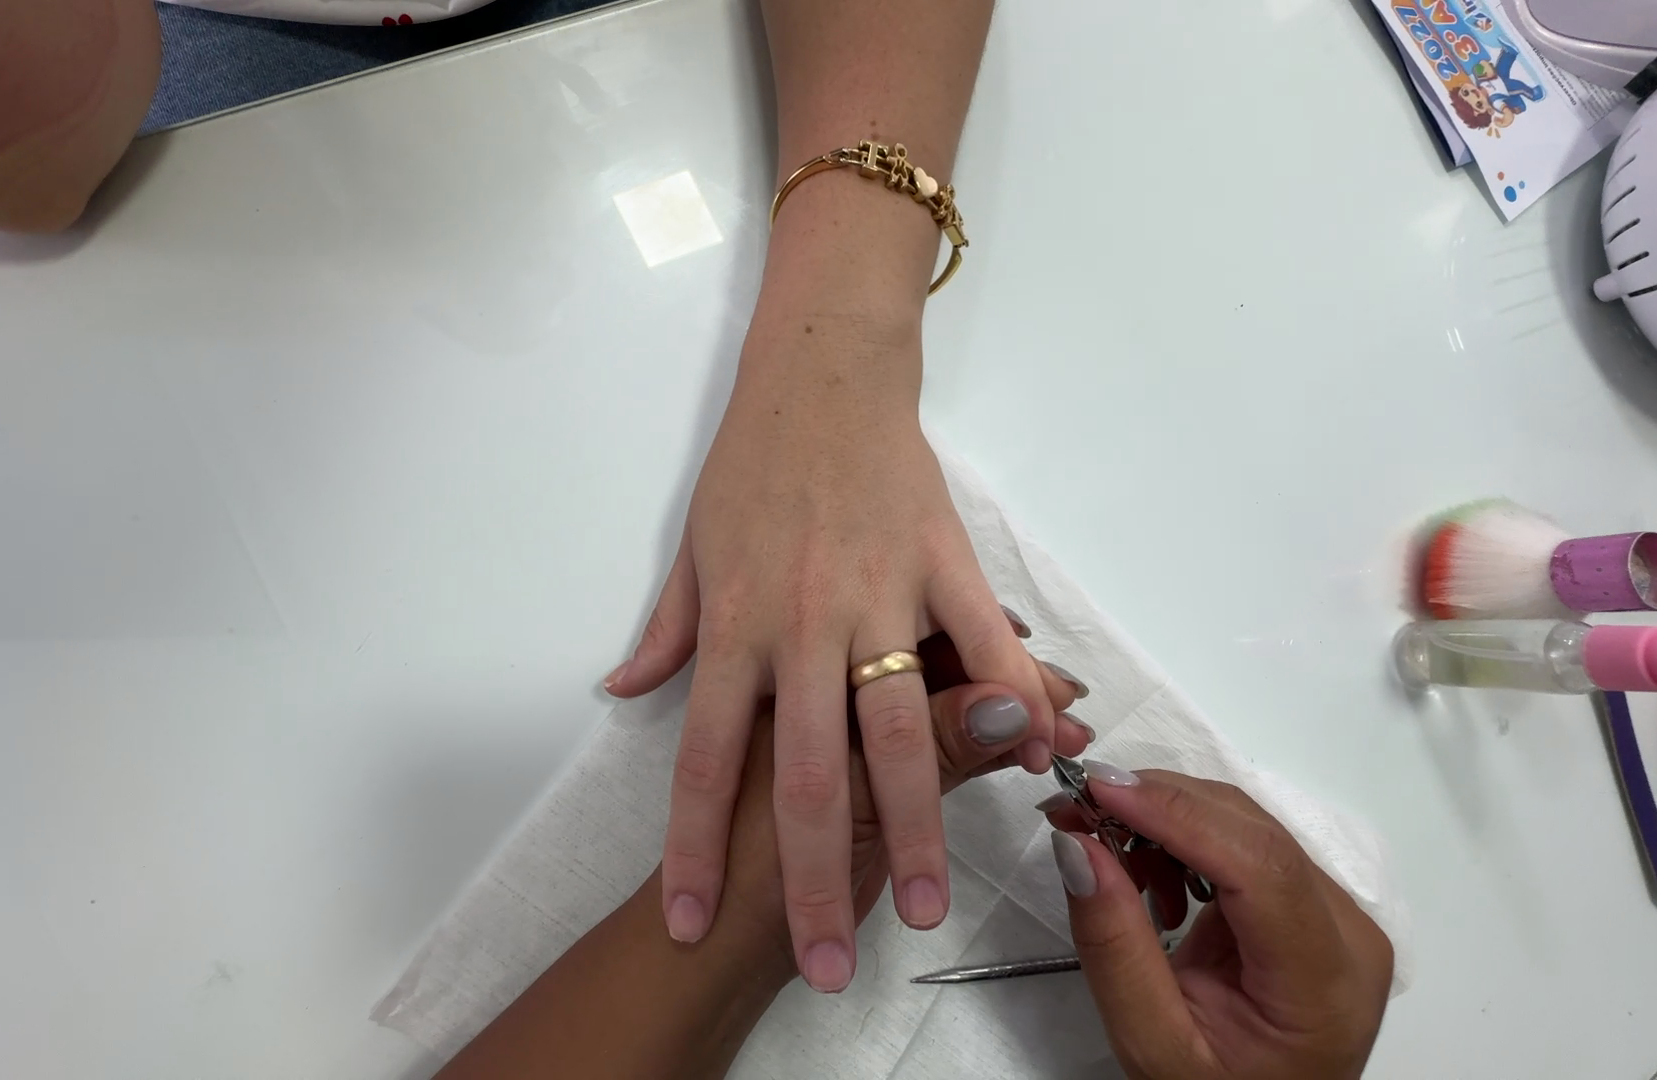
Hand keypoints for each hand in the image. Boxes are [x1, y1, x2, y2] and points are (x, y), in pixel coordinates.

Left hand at [606, 297, 1059, 992]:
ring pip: (901, 728)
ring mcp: (880, 594)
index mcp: (736, 623)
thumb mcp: (692, 543)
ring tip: (926, 903)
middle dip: (814, 877)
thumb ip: (666, 626)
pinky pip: (983, 644)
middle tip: (829, 964)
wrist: (822, 375)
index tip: (689, 922)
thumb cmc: (752, 461)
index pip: (702, 757)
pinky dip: (1012, 703)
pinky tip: (1031, 763)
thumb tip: (626, 691)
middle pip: (807, 771)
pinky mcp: (943, 563)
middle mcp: (803, 623)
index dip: (693, 846)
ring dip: (917, 822)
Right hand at [1044, 770, 1392, 1078]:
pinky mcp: (1306, 894)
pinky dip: (1177, 834)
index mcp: (1322, 981)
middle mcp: (1348, 927)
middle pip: (1248, 828)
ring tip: (1106, 853)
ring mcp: (1332, 906)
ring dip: (1159, 816)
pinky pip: (1235, 834)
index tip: (1095, 787)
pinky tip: (1150, 879)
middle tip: (1072, 807)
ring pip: (1238, 819)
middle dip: (1152, 802)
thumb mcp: (1150, 1042)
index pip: (1259, 866)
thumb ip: (1114, 946)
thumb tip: (1076, 842)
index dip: (1176, 813)